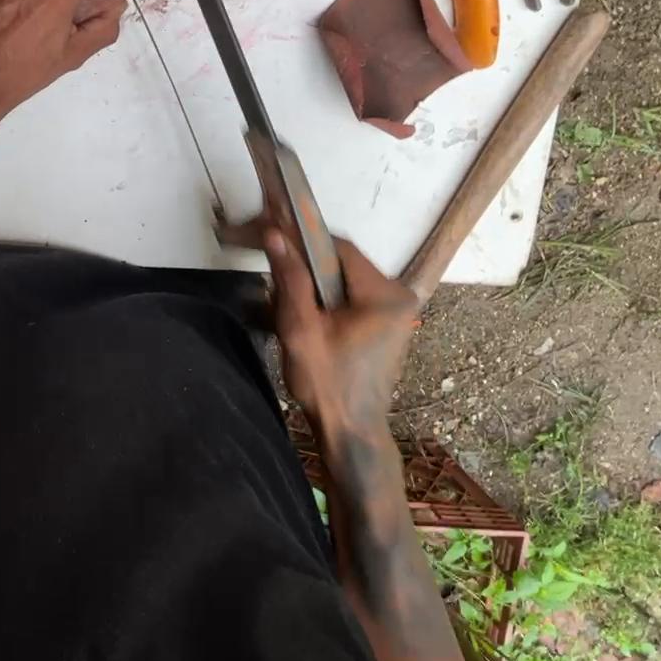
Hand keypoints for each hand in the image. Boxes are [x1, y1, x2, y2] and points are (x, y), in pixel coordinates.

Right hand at [265, 231, 418, 435]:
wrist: (349, 430)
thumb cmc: (326, 383)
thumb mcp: (300, 328)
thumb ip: (290, 278)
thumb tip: (274, 235)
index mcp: (384, 295)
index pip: (337, 247)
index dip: (299, 236)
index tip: (266, 230)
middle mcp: (396, 295)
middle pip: (339, 259)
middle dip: (300, 255)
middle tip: (265, 255)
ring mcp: (392, 308)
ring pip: (340, 274)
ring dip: (307, 274)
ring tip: (276, 282)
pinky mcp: (381, 320)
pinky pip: (345, 290)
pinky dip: (319, 289)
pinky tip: (296, 300)